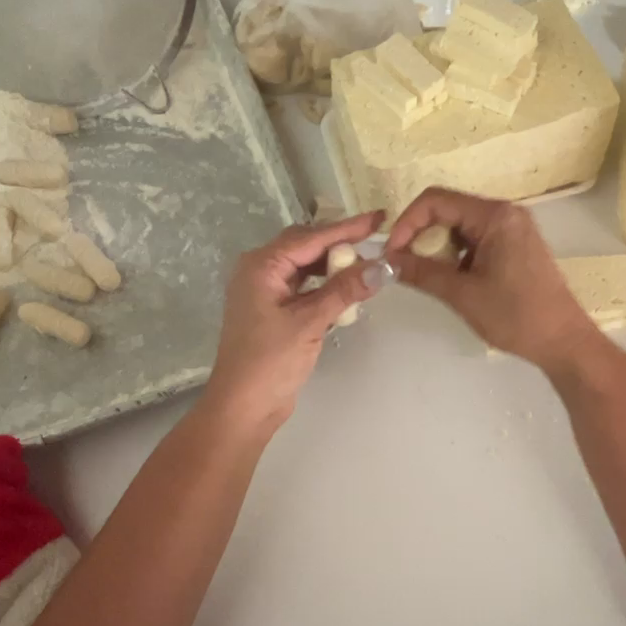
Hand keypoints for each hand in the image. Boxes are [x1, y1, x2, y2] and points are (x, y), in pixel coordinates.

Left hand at [202, 212, 393, 429]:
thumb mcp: (310, 322)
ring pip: (306, 268)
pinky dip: (325, 288)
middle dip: (340, 243)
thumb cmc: (269, 362)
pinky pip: (304, 289)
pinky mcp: (274, 313)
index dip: (347, 228)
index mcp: (261, 266)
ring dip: (333, 267)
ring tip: (365, 265)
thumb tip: (381, 266)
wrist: (243, 406)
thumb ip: (345, 291)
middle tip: (375, 240)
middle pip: (306, 246)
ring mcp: (265, 293)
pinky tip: (347, 291)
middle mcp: (260, 272)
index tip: (378, 219)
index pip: (311, 237)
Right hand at [384, 188, 598, 369]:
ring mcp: (512, 229)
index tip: (392, 252)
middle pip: (448, 211)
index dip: (407, 223)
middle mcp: (505, 213)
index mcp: (495, 216)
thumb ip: (422, 273)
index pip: (436, 201)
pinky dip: (457, 256)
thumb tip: (387, 262)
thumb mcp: (463, 294)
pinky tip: (451, 281)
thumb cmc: (516, 316)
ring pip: (460, 228)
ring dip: (438, 248)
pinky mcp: (515, 246)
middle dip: (421, 236)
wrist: (562, 340)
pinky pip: (476, 241)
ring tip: (427, 277)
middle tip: (404, 266)